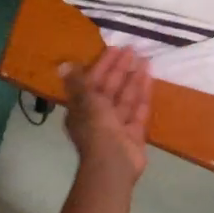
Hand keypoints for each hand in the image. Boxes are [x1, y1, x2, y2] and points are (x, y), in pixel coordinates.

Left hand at [61, 47, 152, 182]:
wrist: (113, 164)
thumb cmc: (96, 129)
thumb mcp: (84, 101)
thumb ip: (77, 83)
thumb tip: (63, 65)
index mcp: (83, 109)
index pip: (92, 81)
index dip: (102, 65)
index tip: (115, 49)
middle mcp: (99, 116)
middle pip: (110, 88)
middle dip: (120, 69)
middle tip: (132, 50)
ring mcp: (118, 126)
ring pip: (126, 97)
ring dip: (134, 79)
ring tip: (146, 60)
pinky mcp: (134, 133)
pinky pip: (138, 110)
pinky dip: (143, 95)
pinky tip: (150, 79)